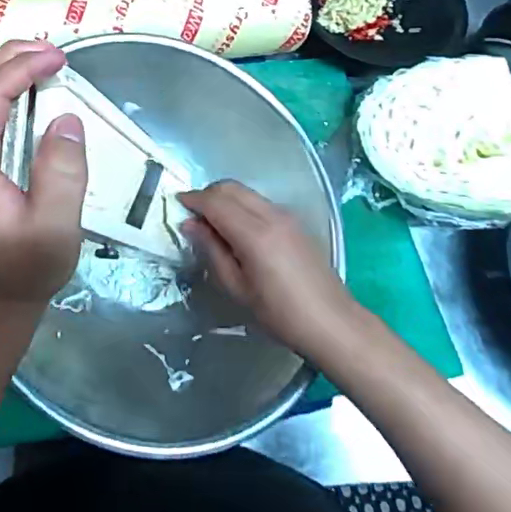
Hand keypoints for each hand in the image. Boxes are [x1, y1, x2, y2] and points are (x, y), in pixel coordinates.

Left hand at [0, 41, 87, 311]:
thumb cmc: (25, 266)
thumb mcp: (54, 229)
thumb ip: (61, 175)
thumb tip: (66, 119)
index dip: (23, 68)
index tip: (60, 57)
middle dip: (15, 59)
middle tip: (57, 52)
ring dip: (12, 70)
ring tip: (49, 61)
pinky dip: (9, 89)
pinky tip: (33, 88)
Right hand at [180, 180, 355, 353]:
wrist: (333, 324)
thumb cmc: (281, 314)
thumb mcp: (237, 288)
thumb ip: (212, 250)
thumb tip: (191, 225)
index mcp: (254, 234)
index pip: (215, 202)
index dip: (193, 200)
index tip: (177, 205)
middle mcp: (271, 215)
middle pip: (230, 188)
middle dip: (207, 194)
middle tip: (193, 215)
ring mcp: (286, 216)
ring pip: (245, 192)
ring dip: (224, 198)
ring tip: (213, 224)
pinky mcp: (295, 222)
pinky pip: (259, 201)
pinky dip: (241, 204)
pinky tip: (237, 229)